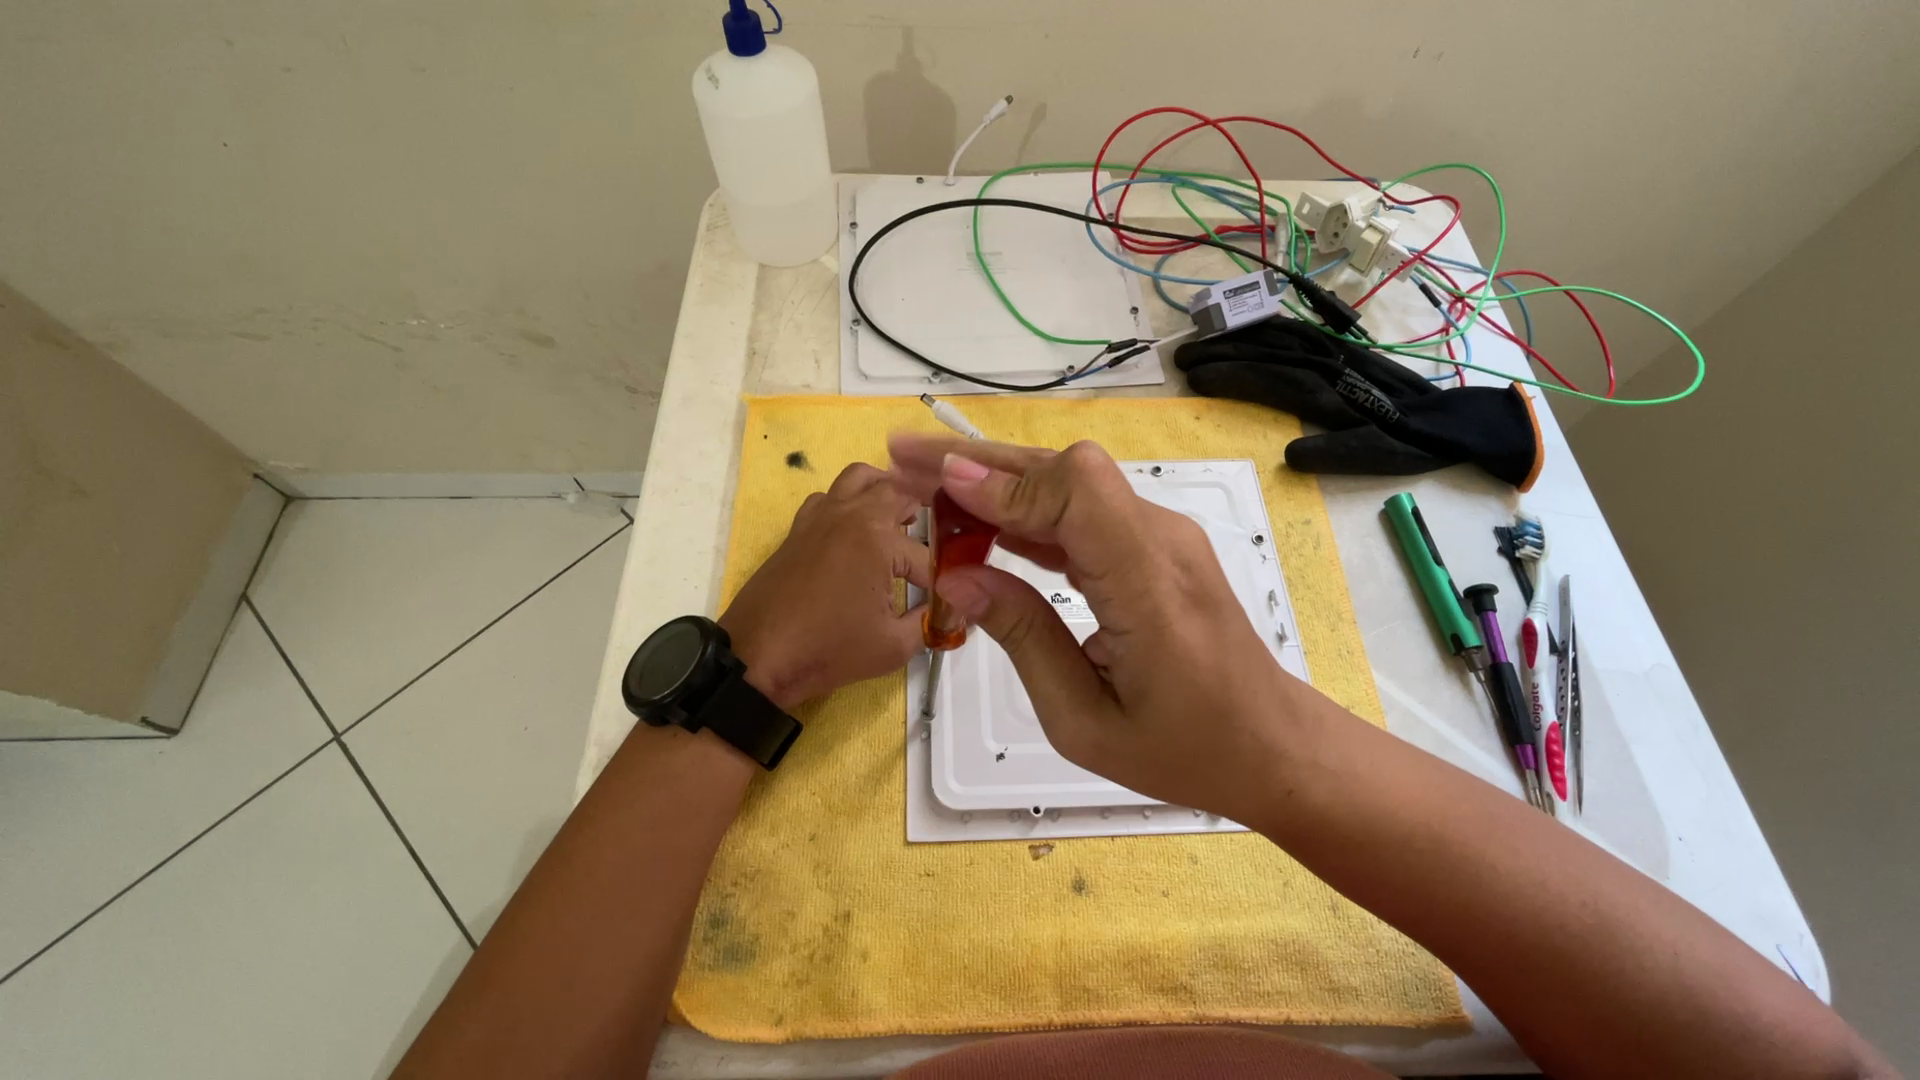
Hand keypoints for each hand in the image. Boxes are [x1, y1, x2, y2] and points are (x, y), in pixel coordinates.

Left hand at [719, 463, 929, 710]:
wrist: (757, 658)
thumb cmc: (828, 650)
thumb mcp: (893, 646)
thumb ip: (928, 623)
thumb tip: (947, 613)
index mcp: (876, 537)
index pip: (924, 553)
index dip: (940, 579)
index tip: (947, 601)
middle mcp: (849, 514)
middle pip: (896, 490)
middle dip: (919, 512)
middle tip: (932, 542)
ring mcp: (819, 517)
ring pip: (858, 479)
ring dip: (882, 492)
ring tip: (895, 522)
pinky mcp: (798, 529)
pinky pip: (828, 498)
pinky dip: (847, 504)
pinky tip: (854, 534)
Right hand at [889, 434, 1337, 822]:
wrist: (1269, 743)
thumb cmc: (1182, 750)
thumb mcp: (1082, 719)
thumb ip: (1021, 638)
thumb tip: (957, 576)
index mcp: (1149, 589)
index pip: (1076, 496)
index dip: (1004, 483)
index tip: (939, 485)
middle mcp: (1160, 542)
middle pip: (1067, 471)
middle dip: (979, 463)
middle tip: (902, 460)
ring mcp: (1161, 538)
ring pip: (1071, 482)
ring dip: (996, 478)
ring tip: (925, 484)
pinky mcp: (1153, 546)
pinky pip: (1084, 511)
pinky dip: (1026, 509)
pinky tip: (979, 519)